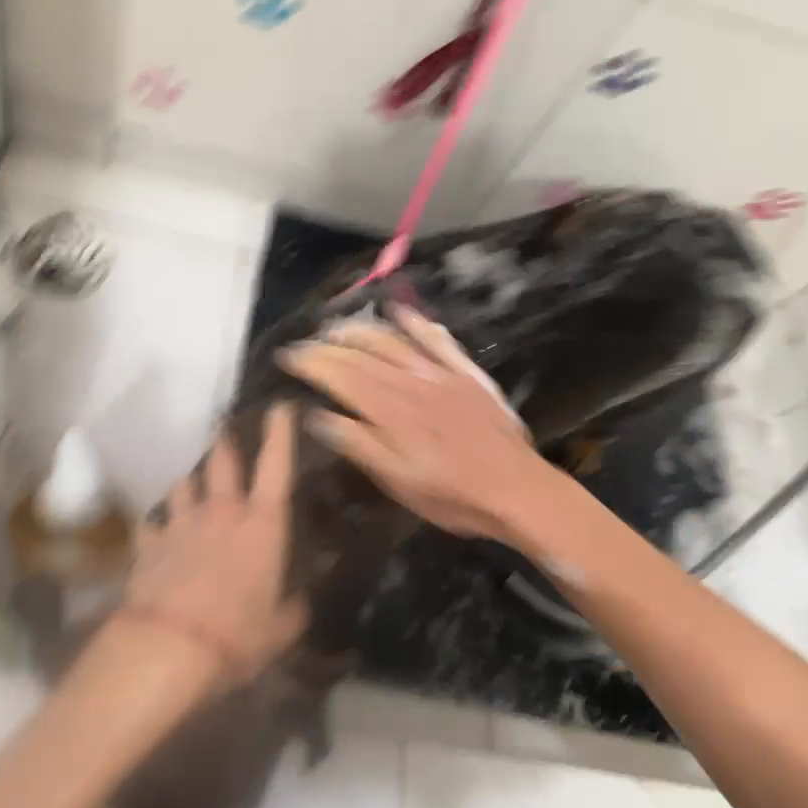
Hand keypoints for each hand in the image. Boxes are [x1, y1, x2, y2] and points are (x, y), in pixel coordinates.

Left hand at [121, 404, 307, 684]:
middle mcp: (221, 512)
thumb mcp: (280, 629)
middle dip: (224, 442)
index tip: (280, 407)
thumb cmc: (237, 635)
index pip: (276, 465)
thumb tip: (298, 600)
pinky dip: (157, 527)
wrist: (168, 648)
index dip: (280, 432)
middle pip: (221, 460)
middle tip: (223, 430)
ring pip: (182, 485)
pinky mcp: (148, 544)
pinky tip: (157, 537)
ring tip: (190, 490)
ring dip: (189, 485)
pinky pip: (152, 525)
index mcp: (262, 524)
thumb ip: (292, 608)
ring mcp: (180, 524)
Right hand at [277, 305, 551, 542]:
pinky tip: (401, 312)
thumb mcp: (398, 481)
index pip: (341, 377)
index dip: (312, 363)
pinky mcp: (468, 376)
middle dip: (329, 345)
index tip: (288, 356)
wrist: (518, 489)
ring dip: (363, 330)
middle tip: (305, 342)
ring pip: (394, 342)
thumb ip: (360, 445)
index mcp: (389, 412)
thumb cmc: (453, 495)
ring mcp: (441, 376)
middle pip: (363, 356)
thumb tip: (319, 417)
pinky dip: (416, 324)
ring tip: (339, 326)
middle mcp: (411, 384)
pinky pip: (438, 341)